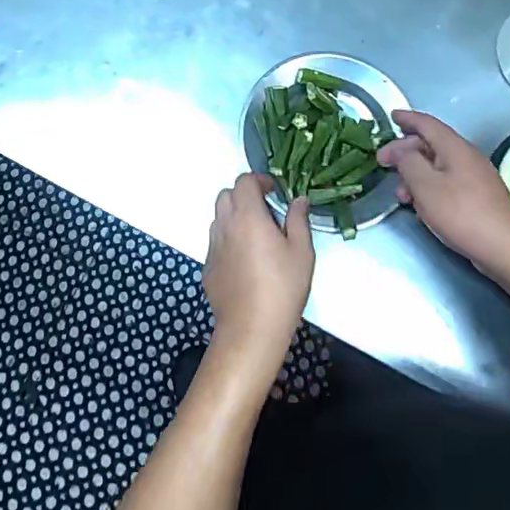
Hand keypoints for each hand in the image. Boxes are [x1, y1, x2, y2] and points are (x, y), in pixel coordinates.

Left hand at [204, 174, 312, 370]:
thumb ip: (298, 220)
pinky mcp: (207, 266)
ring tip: (258, 237)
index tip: (275, 192)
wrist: (251, 328)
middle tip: (267, 213)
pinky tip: (246, 262)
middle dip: (244, 196)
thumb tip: (298, 200)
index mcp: (247, 215)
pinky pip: (216, 242)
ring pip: (219, 218)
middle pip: (226, 195)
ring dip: (235, 217)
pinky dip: (229, 240)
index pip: (244, 181)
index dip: (259, 180)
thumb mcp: (301, 252)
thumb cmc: (282, 288)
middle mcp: (224, 224)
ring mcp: (212, 245)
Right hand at [378, 110, 509, 277]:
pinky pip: (447, 182)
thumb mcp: (425, 186)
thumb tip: (400, 149)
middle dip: (405, 151)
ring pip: (437, 166)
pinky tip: (421, 207)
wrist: (508, 251)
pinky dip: (429, 188)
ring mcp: (475, 178)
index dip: (407, 118)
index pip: (427, 124)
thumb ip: (407, 162)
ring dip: (415, 175)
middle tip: (383, 162)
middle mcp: (467, 157)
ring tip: (402, 195)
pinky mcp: (479, 197)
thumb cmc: (463, 214)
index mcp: (455, 148)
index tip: (392, 116)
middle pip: (431, 144)